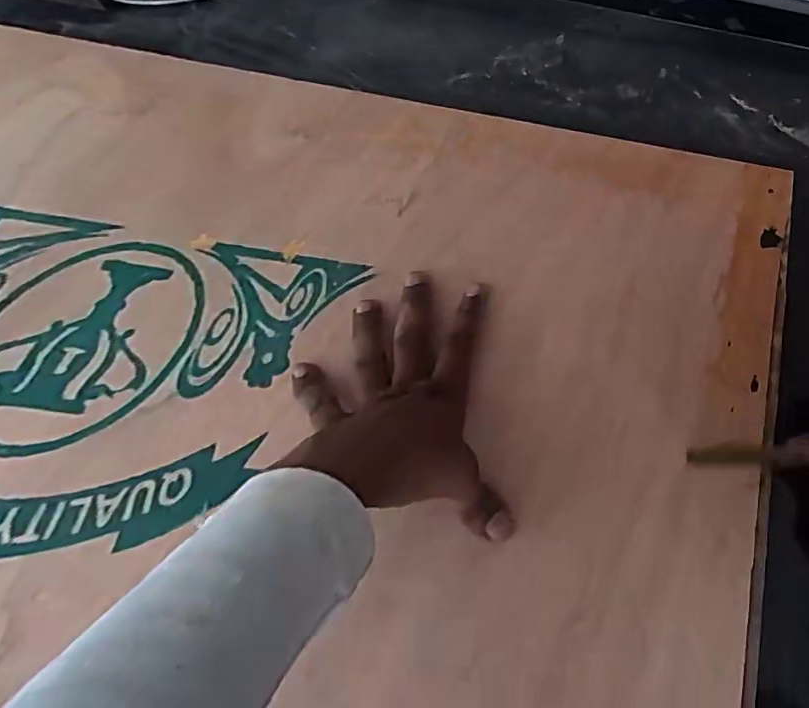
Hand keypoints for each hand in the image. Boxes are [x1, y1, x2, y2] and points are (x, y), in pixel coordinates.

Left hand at [272, 272, 513, 541]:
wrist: (355, 482)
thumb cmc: (413, 474)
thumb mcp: (458, 485)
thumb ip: (482, 504)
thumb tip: (508, 532)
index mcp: (440, 400)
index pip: (460, 351)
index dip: (468, 320)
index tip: (473, 288)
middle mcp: (406, 393)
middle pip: (413, 343)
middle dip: (417, 310)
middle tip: (414, 277)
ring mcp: (369, 405)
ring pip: (372, 361)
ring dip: (368, 332)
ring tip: (364, 302)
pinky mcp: (336, 425)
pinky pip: (324, 403)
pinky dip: (312, 387)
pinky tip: (300, 367)